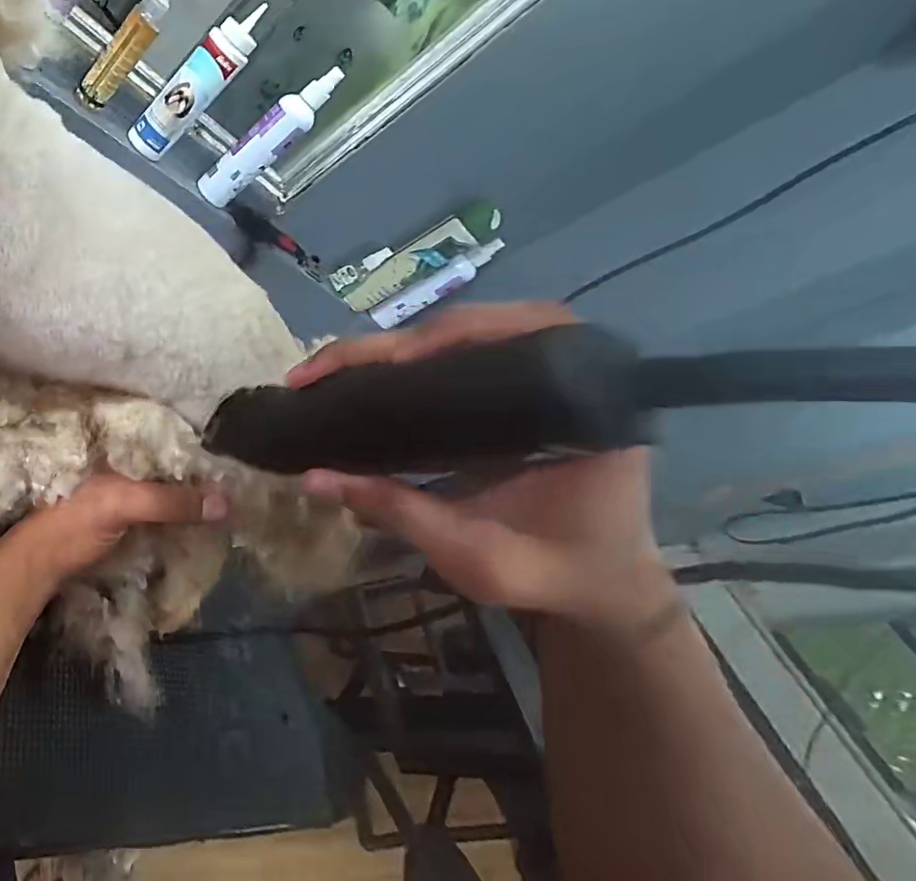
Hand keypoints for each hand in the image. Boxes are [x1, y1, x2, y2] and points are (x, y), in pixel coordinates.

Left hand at [7, 473, 227, 583]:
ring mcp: (125, 496)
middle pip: (169, 469)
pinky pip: (161, 514)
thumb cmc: (75, 523)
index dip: (196, 451)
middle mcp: (125, 468)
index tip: (231, 463)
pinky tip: (201, 523)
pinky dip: (180, 518)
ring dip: (192, 500)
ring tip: (228, 505)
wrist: (40, 565)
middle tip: (237, 488)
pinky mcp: (126, 522)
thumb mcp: (124, 504)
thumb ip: (170, 500)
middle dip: (198, 478)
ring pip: (166, 492)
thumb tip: (224, 502)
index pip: (166, 443)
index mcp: (120, 452)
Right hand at [293, 302, 676, 633]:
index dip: (436, 341)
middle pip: (470, 326)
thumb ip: (399, 512)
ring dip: (395, 347)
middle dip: (390, 344)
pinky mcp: (522, 387)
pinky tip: (371, 376)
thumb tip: (311, 478)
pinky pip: (461, 354)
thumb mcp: (474, 554)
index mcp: (578, 409)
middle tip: (320, 371)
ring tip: (334, 371)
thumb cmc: (553, 574)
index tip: (378, 368)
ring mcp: (546, 376)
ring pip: (460, 333)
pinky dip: (411, 360)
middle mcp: (569, 375)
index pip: (506, 337)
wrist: (604, 589)